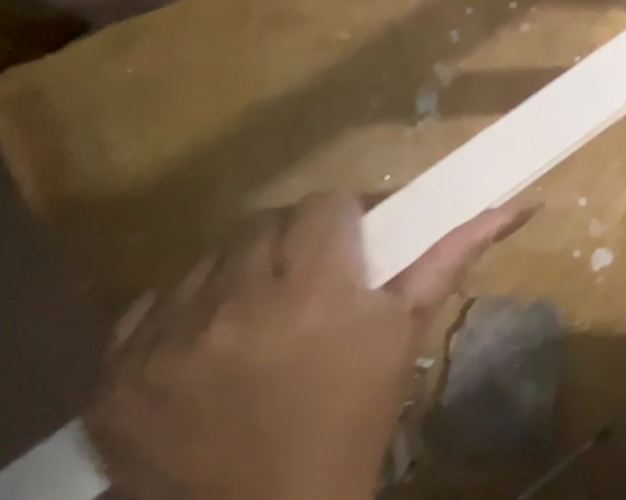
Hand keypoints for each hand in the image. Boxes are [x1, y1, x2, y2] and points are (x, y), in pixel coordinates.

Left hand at [86, 193, 530, 499]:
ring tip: (258, 312)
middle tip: (309, 276)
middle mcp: (234, 304)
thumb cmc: (354, 419)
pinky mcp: (112, 376)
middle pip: (263, 224)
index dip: (341, 220)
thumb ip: (448, 260)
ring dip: (237, 273)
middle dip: (292, 241)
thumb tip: (513, 207)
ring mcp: (165, 341)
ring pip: (206, 259)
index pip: (323, 206)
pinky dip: (182, 312)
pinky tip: (207, 343)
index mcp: (315, 293)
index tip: (351, 244)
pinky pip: (149, 305)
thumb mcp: (403, 337)